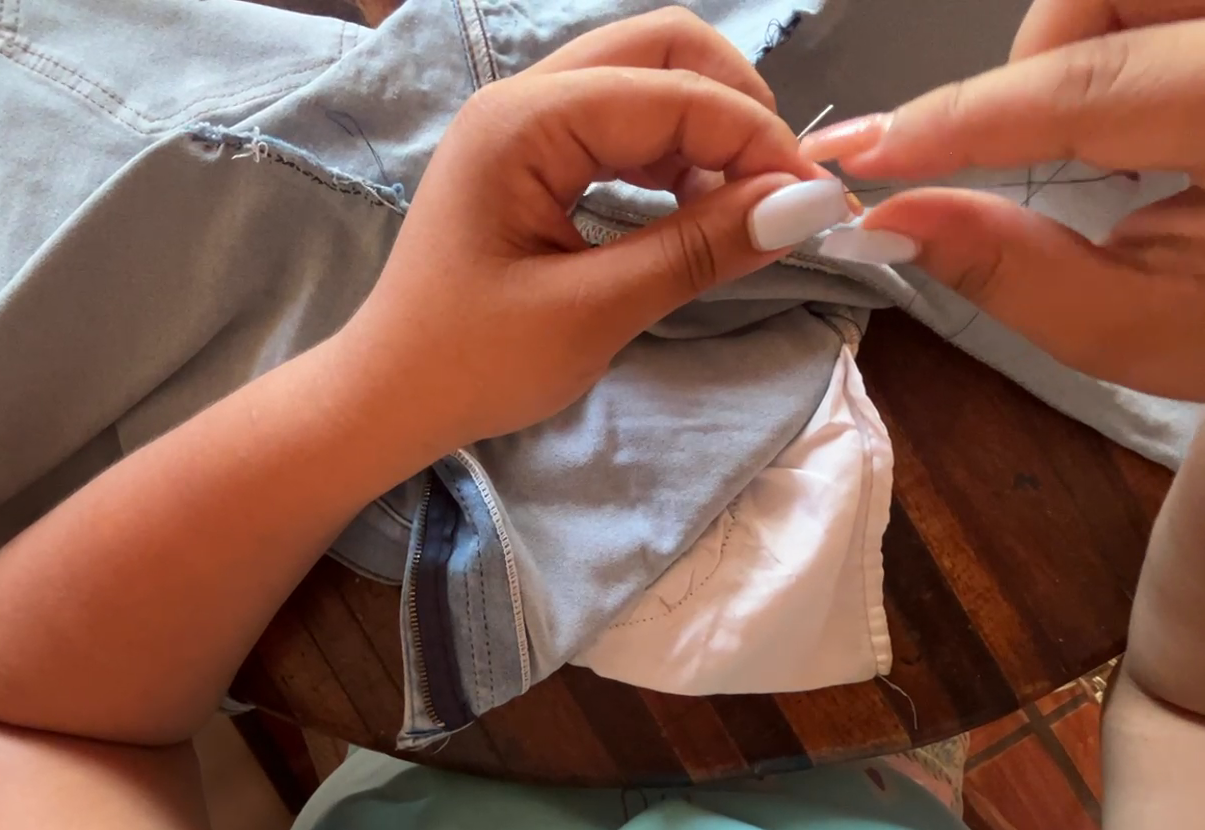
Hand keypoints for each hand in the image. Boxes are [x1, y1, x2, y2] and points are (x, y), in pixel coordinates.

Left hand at [342, 8, 851, 448]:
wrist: (391, 399)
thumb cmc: (474, 364)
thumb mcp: (592, 312)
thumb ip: (695, 251)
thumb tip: (801, 207)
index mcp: (525, 123)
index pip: (673, 93)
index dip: (755, 140)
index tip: (813, 202)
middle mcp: (519, 102)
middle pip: (660, 54)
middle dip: (732, 112)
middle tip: (773, 192)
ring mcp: (517, 131)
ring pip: (638, 90)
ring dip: (700, 136)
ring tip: (734, 210)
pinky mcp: (522, 168)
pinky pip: (611, 137)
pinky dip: (662, 164)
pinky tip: (686, 209)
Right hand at [802, 0, 1204, 458]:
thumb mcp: (1127, 329)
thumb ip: (1001, 268)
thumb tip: (886, 215)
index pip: (1105, 81)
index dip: (962, 115)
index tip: (855, 149)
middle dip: (1034, 66)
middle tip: (1032, 159)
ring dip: (1078, 49)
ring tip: (1112, 148)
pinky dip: (1128, 33)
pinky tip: (1159, 109)